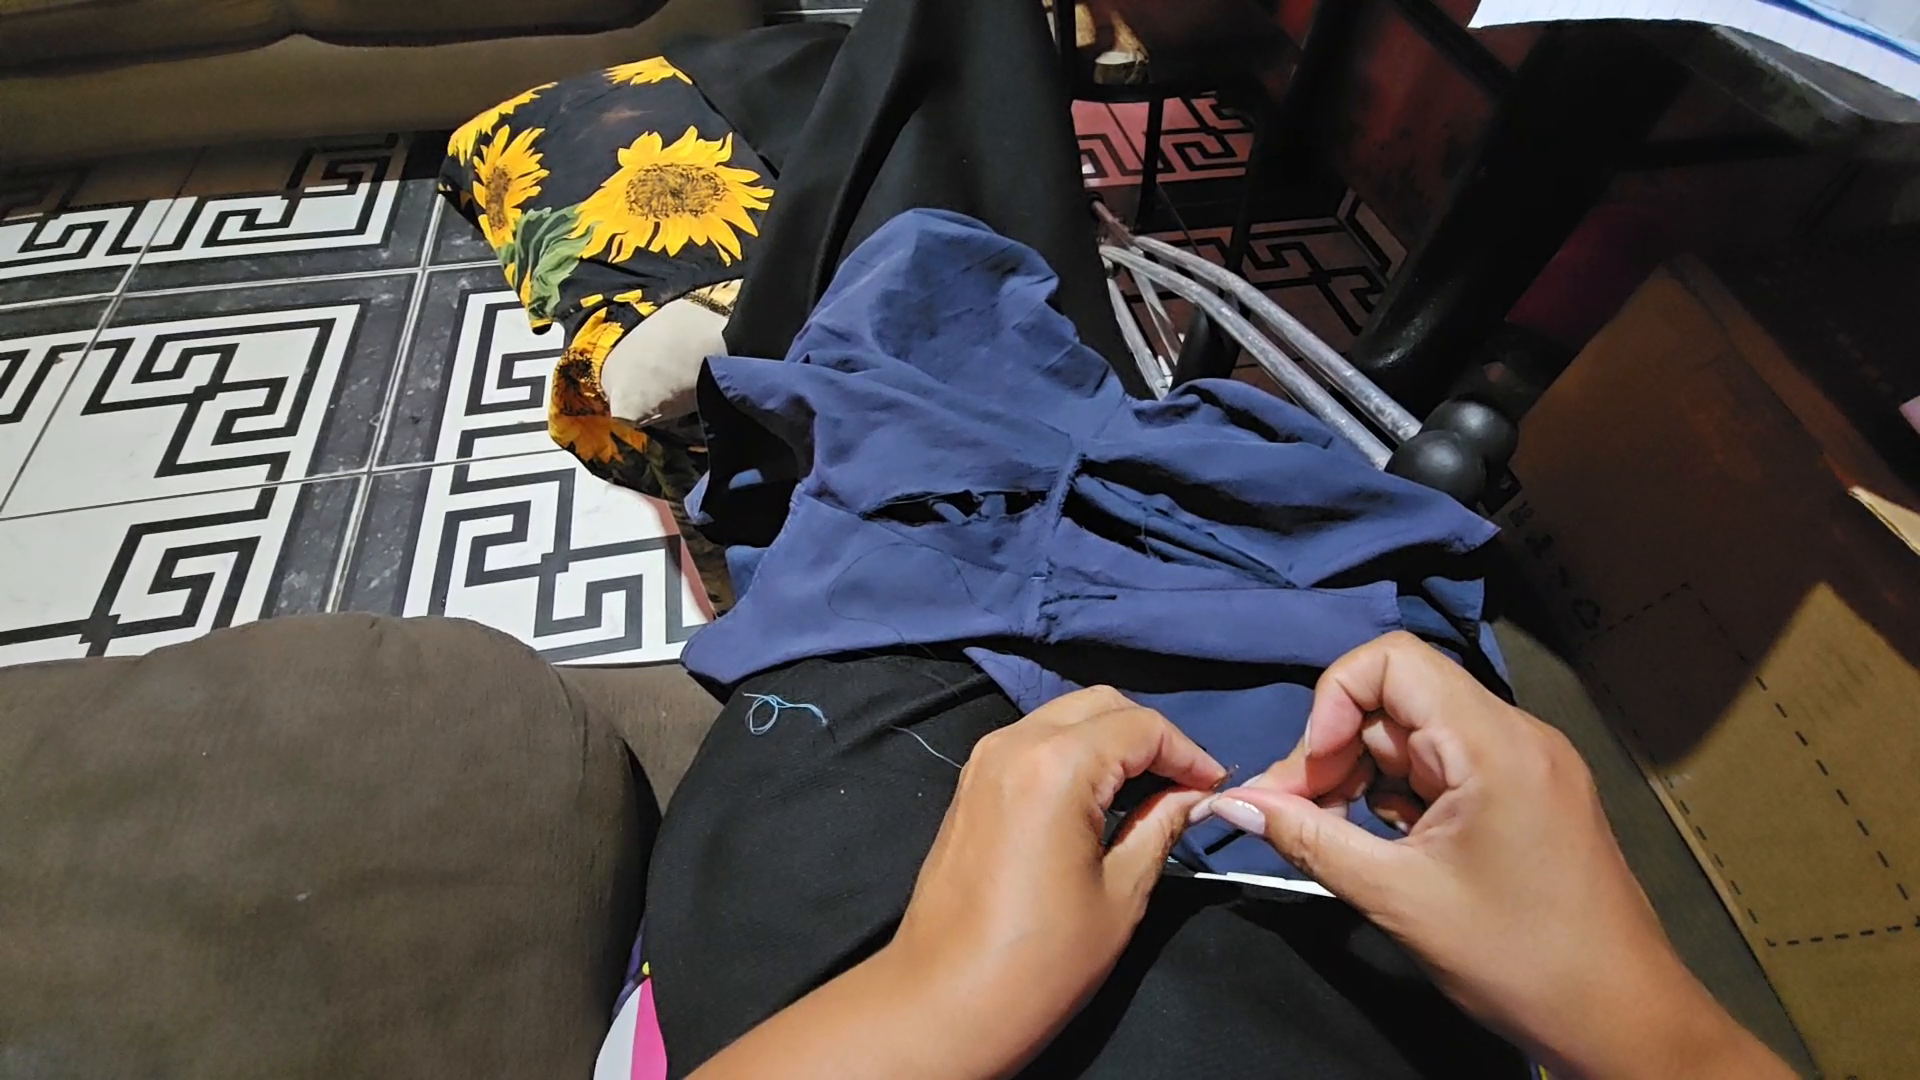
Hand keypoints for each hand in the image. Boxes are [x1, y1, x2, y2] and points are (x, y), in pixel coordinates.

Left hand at [690, 686, 1224, 1079]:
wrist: (944, 997)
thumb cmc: (1041, 958)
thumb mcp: (1120, 894)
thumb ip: (1159, 826)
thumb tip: (1192, 797)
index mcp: (1055, 765)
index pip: (1139, 726)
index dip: (1187, 751)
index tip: (1214, 785)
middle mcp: (1015, 742)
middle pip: (1100, 704)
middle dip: (1149, 734)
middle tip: (1184, 782)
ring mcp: (986, 755)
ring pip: (1065, 714)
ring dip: (1111, 737)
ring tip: (1149, 785)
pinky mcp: (972, 776)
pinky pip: (1035, 737)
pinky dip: (1075, 748)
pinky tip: (1099, 790)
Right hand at [1200, 632, 1791, 1079]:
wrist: (1634, 1036)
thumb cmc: (1521, 962)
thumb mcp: (1396, 898)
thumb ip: (1305, 837)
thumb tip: (1230, 802)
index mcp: (1493, 744)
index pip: (1392, 660)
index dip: (1335, 698)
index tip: (1315, 767)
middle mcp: (1510, 734)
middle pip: (1390, 700)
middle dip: (1333, 749)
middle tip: (1297, 809)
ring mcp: (1516, 761)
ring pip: (1403, 734)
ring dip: (1355, 774)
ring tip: (1329, 829)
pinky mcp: (1515, 789)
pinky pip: (1430, 763)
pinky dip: (1389, 790)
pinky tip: (1376, 837)